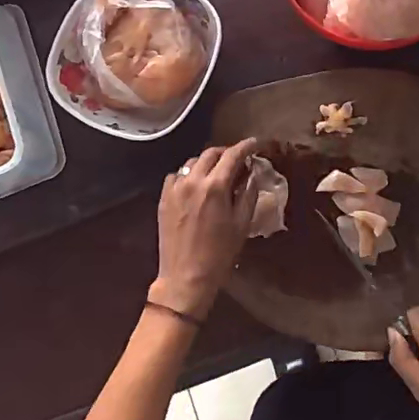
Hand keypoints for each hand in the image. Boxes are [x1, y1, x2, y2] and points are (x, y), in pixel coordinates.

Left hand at [150, 139, 259, 321]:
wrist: (185, 276)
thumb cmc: (219, 253)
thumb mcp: (242, 224)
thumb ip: (248, 193)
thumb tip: (252, 172)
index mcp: (215, 186)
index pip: (232, 155)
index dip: (246, 146)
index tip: (255, 143)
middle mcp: (192, 180)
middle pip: (211, 153)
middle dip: (226, 152)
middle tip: (238, 159)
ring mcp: (175, 188)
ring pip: (193, 162)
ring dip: (207, 163)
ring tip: (217, 173)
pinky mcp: (163, 197)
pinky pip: (177, 176)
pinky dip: (189, 175)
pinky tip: (196, 185)